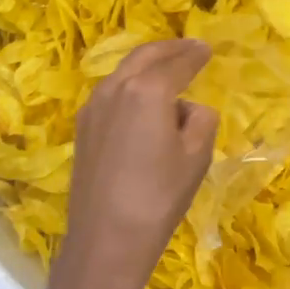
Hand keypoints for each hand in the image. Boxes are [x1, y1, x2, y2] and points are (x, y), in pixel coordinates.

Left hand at [49, 39, 217, 288]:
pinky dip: (129, 88)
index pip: (178, 62)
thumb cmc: (158, 198)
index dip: (195, 54)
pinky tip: (140, 103)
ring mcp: (92, 108)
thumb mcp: (197, 157)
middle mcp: (114, 88)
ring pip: (122, 74)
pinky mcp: (82, 130)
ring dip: (146, 68)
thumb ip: (200, 120)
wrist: (106, 239)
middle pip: (144, 57)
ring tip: (166, 73)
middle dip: (169, 50)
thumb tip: (186, 109)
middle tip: (188, 50)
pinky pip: (110, 95)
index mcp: (147, 89)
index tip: (207, 49)